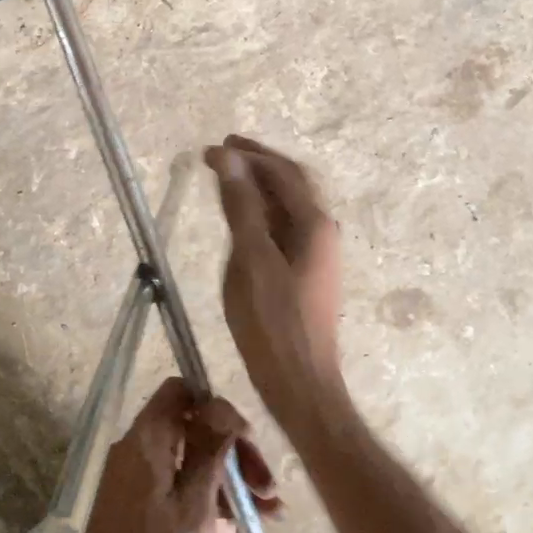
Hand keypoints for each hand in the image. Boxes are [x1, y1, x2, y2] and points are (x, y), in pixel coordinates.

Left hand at [84, 378, 277, 532]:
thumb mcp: (196, 504)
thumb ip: (208, 449)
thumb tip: (217, 402)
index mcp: (144, 442)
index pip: (178, 393)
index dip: (215, 407)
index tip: (246, 438)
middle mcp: (134, 452)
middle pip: (188, 429)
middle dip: (232, 450)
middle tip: (268, 486)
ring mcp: (133, 480)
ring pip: (187, 461)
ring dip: (228, 478)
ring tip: (269, 511)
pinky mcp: (137, 508)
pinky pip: (175, 487)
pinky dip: (207, 497)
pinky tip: (244, 521)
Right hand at [205, 135, 346, 415]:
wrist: (300, 383)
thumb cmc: (273, 323)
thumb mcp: (250, 261)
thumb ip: (241, 208)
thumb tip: (230, 160)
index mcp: (314, 225)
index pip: (282, 172)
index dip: (248, 155)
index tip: (211, 149)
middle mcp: (322, 232)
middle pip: (291, 183)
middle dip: (257, 162)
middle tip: (221, 151)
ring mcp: (315, 253)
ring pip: (287, 204)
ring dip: (258, 185)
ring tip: (225, 177)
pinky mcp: (304, 272)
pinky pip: (283, 225)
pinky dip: (260, 210)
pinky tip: (240, 217)